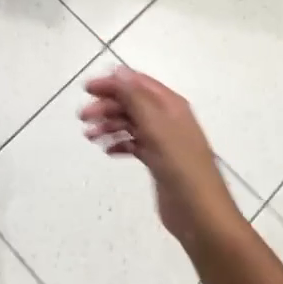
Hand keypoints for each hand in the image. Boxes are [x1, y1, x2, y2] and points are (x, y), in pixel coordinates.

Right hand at [79, 67, 242, 248]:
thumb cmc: (180, 165)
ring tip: (90, 137)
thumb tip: (118, 71)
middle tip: (83, 118)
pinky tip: (107, 151)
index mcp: (170, 105)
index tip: (86, 89)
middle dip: (106, 106)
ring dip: (109, 125)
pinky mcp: (158, 161)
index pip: (137, 83)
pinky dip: (119, 144)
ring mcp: (162, 141)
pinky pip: (134, 145)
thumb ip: (136, 97)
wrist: (200, 212)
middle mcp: (166, 119)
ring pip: (130, 124)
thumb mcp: (156, 126)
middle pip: (131, 103)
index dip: (112, 83)